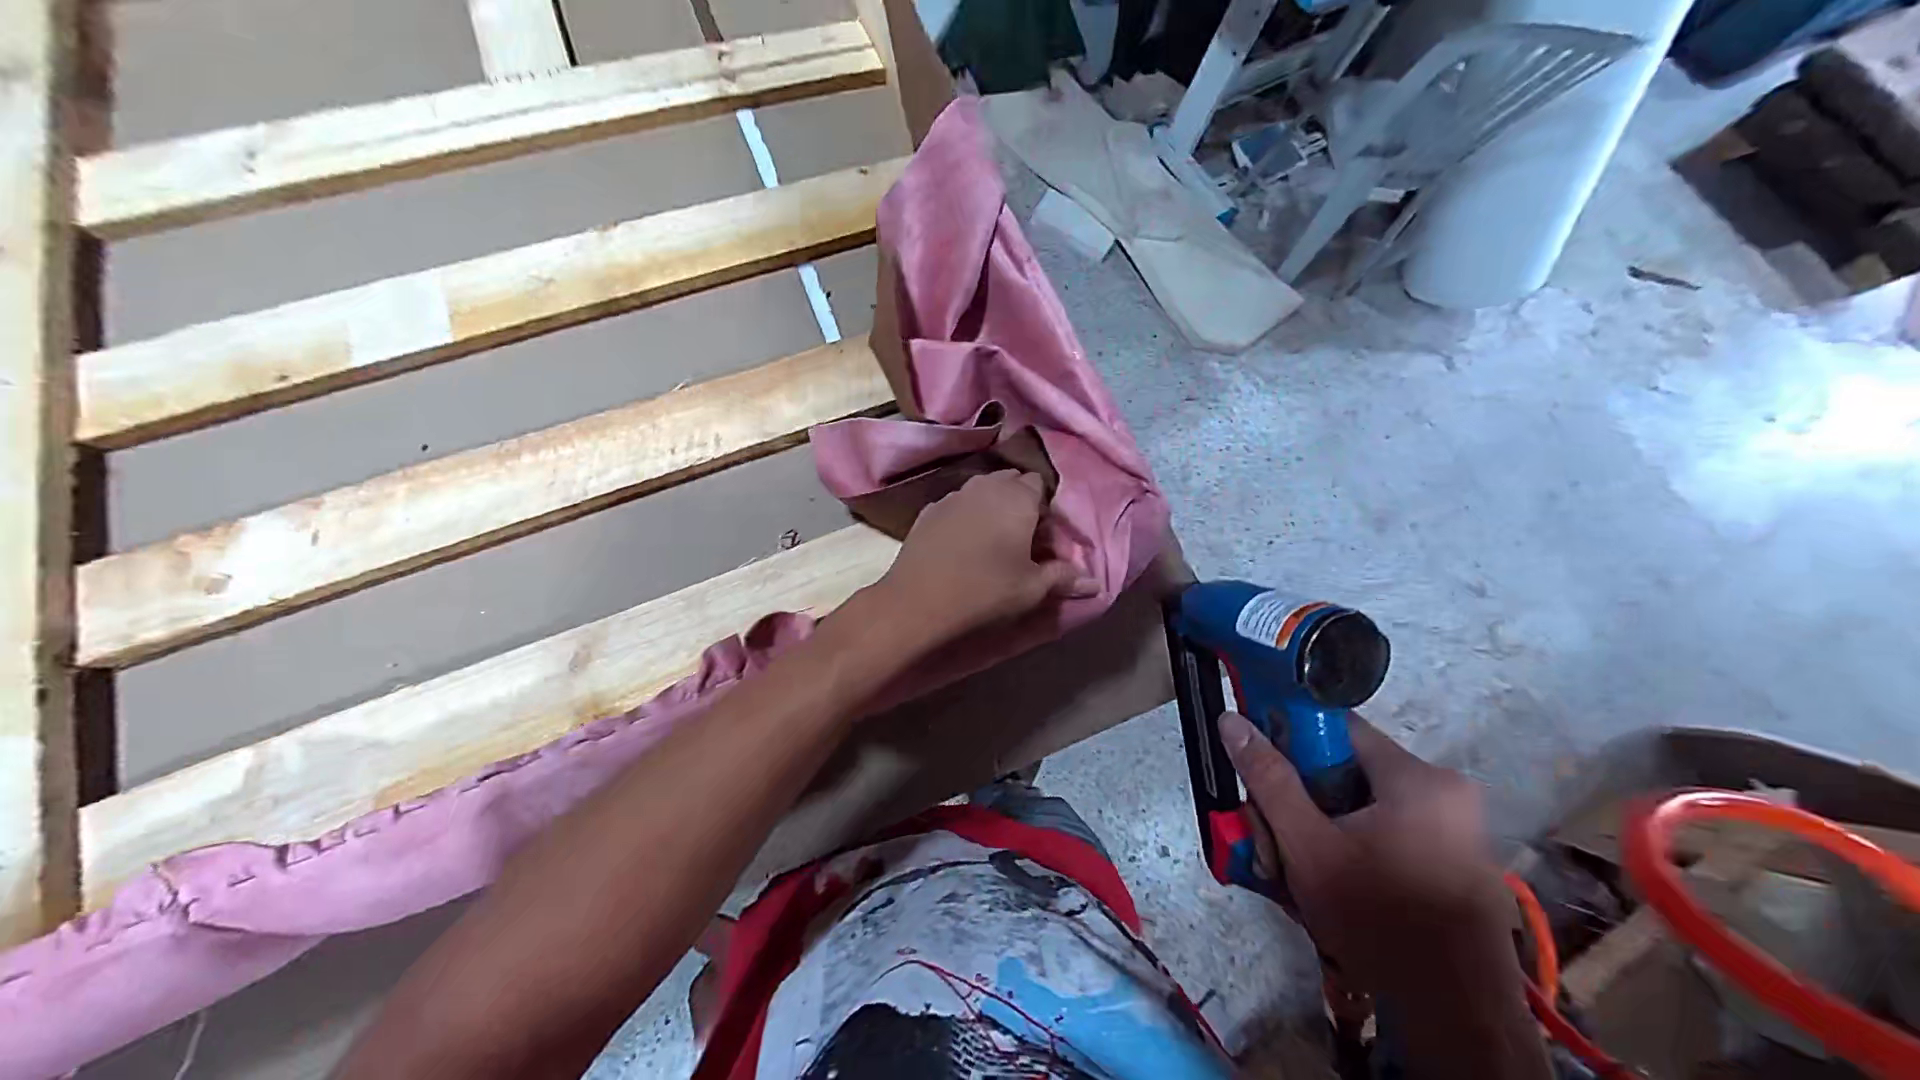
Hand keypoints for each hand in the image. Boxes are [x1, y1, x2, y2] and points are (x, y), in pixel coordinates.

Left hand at [873, 470, 1098, 645]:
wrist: (918, 602)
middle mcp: (985, 486)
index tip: (1044, 542)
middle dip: (1021, 505)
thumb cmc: (986, 591)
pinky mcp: (927, 511)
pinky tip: (962, 548)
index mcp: (1017, 496)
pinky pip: (957, 506)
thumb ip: (1063, 578)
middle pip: (1010, 483)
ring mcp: (952, 495)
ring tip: (993, 545)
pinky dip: (966, 519)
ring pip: (982, 493)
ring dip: (992, 510)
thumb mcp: (1032, 588)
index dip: (1045, 511)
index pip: (1040, 485)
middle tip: (1023, 542)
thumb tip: (1094, 583)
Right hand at [1219, 712, 1514, 994]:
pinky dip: (1349, 844)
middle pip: (1347, 769)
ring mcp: (1456, 829)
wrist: (1456, 1018)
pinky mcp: (1454, 861)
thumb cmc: (1379, 920)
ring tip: (1294, 869)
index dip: (1290, 742)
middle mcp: (1445, 792)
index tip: (1260, 770)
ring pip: (1361, 803)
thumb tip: (1231, 719)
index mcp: (1418, 777)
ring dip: (1320, 826)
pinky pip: (1384, 830)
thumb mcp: (1308, 846)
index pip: (1337, 727)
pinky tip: (1330, 881)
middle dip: (1301, 798)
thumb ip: (1269, 779)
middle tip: (1273, 836)